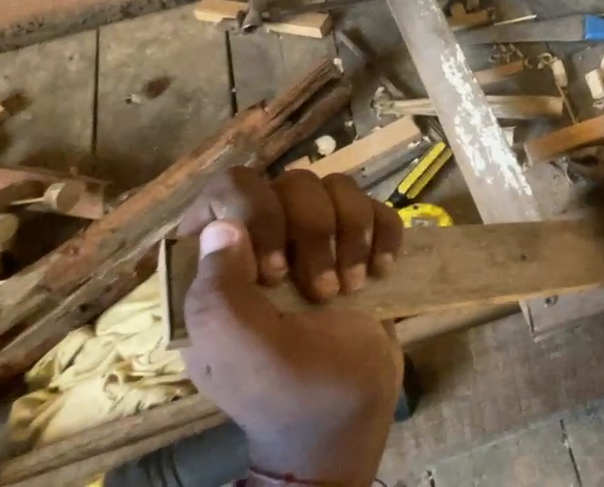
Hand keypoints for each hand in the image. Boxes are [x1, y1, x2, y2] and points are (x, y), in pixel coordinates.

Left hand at [177, 167, 404, 484]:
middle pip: (293, 183)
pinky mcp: (359, 244)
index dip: (258, 215)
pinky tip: (382, 272)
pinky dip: (385, 232)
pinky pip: (376, 205)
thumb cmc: (287, 394)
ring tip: (353, 287)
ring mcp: (315, 241)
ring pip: (338, 187)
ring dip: (353, 234)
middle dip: (316, 234)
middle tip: (323, 291)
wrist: (349, 419)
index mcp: (218, 266)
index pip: (229, 191)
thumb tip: (222, 227)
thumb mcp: (242, 355)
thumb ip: (219, 294)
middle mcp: (264, 241)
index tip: (276, 273)